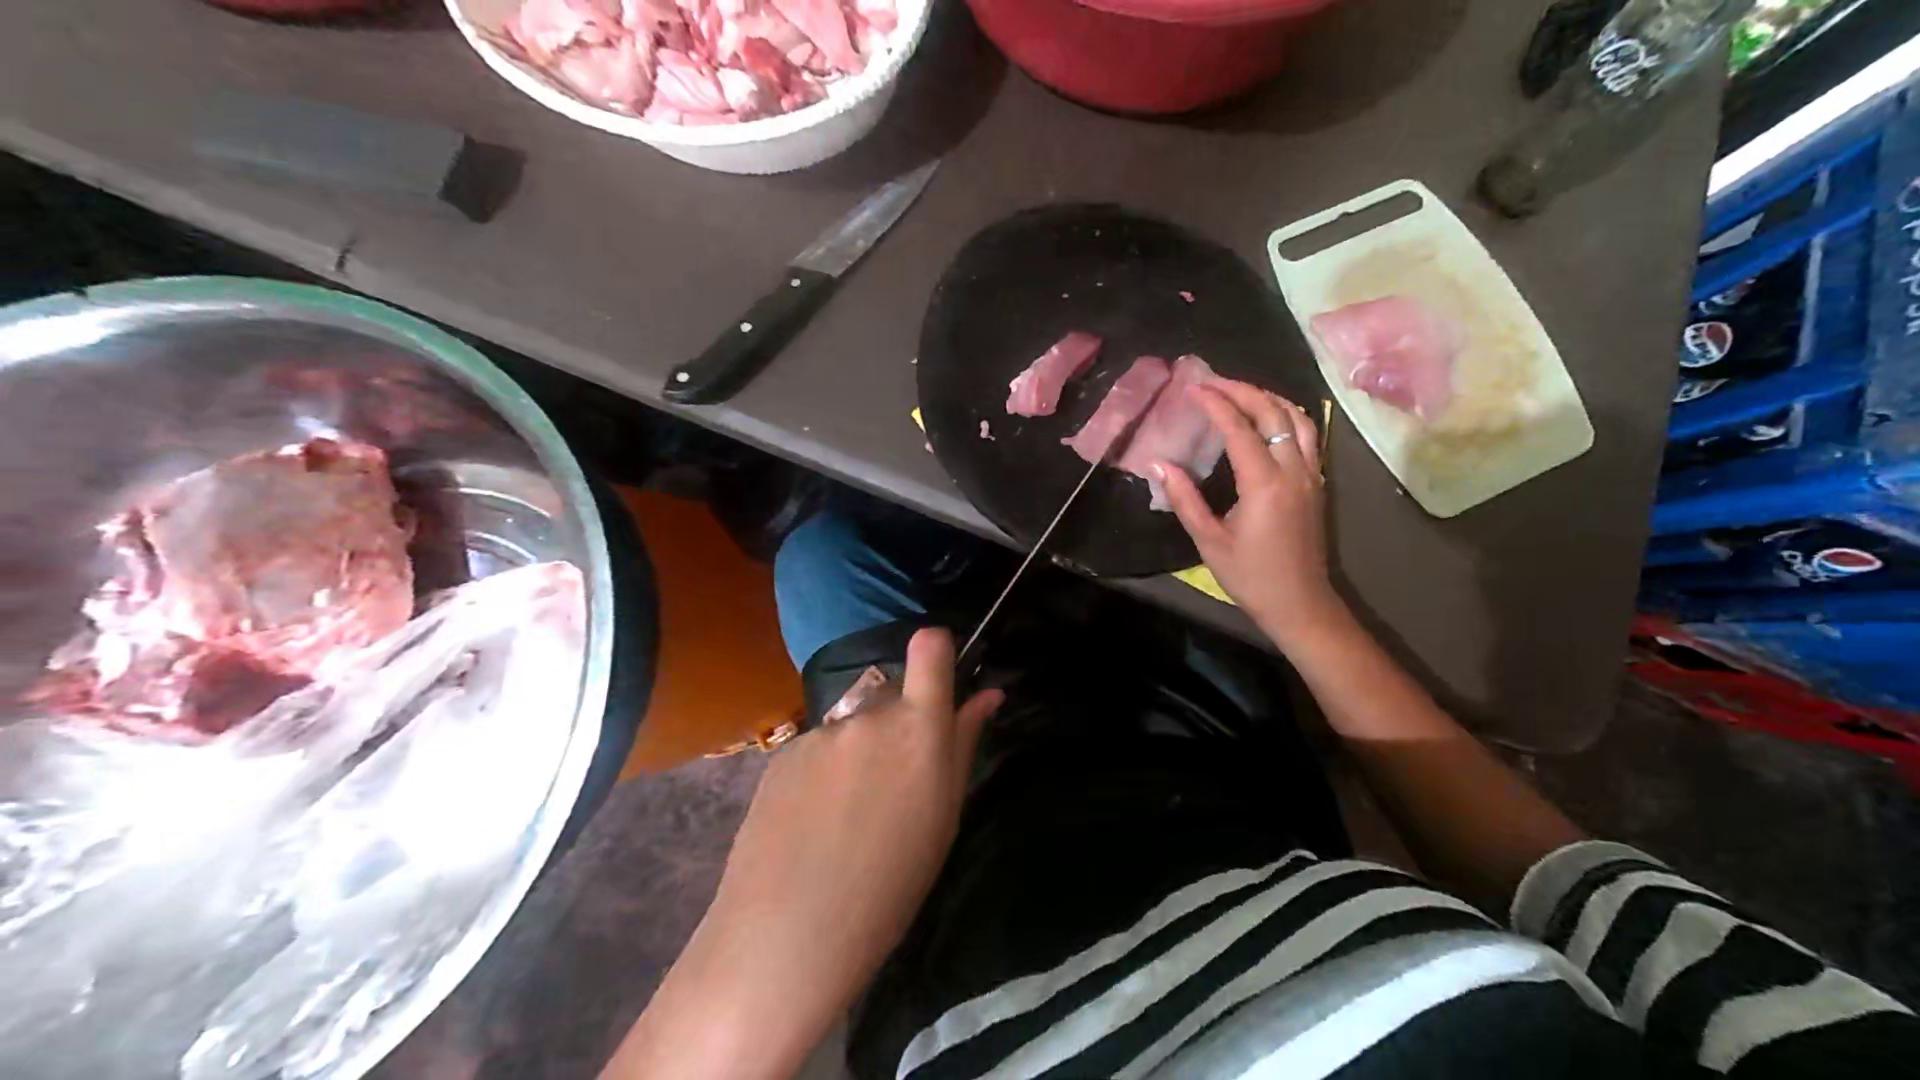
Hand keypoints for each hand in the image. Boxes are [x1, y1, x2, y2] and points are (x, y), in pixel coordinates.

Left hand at [605, 629, 1004, 1079]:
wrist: (788, 930)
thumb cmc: (891, 884)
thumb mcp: (945, 816)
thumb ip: (963, 743)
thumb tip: (988, 694)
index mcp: (918, 727)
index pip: (929, 648)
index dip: (937, 650)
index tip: (938, 676)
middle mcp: (869, 715)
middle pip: (891, 699)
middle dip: (897, 728)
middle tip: (893, 790)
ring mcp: (821, 732)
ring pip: (852, 730)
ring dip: (857, 756)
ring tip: (845, 820)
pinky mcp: (782, 753)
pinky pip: (816, 751)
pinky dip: (820, 775)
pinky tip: (811, 825)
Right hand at [1156, 379, 1345, 652]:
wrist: (1299, 603)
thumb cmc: (1249, 576)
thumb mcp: (1208, 540)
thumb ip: (1184, 499)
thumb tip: (1158, 464)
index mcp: (1264, 484)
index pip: (1239, 429)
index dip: (1215, 404)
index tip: (1192, 388)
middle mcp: (1293, 470)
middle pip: (1272, 413)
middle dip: (1241, 390)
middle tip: (1212, 381)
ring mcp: (1311, 474)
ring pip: (1298, 418)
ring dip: (1268, 398)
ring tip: (1239, 391)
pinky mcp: (1316, 482)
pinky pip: (1308, 434)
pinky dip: (1287, 415)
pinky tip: (1268, 416)